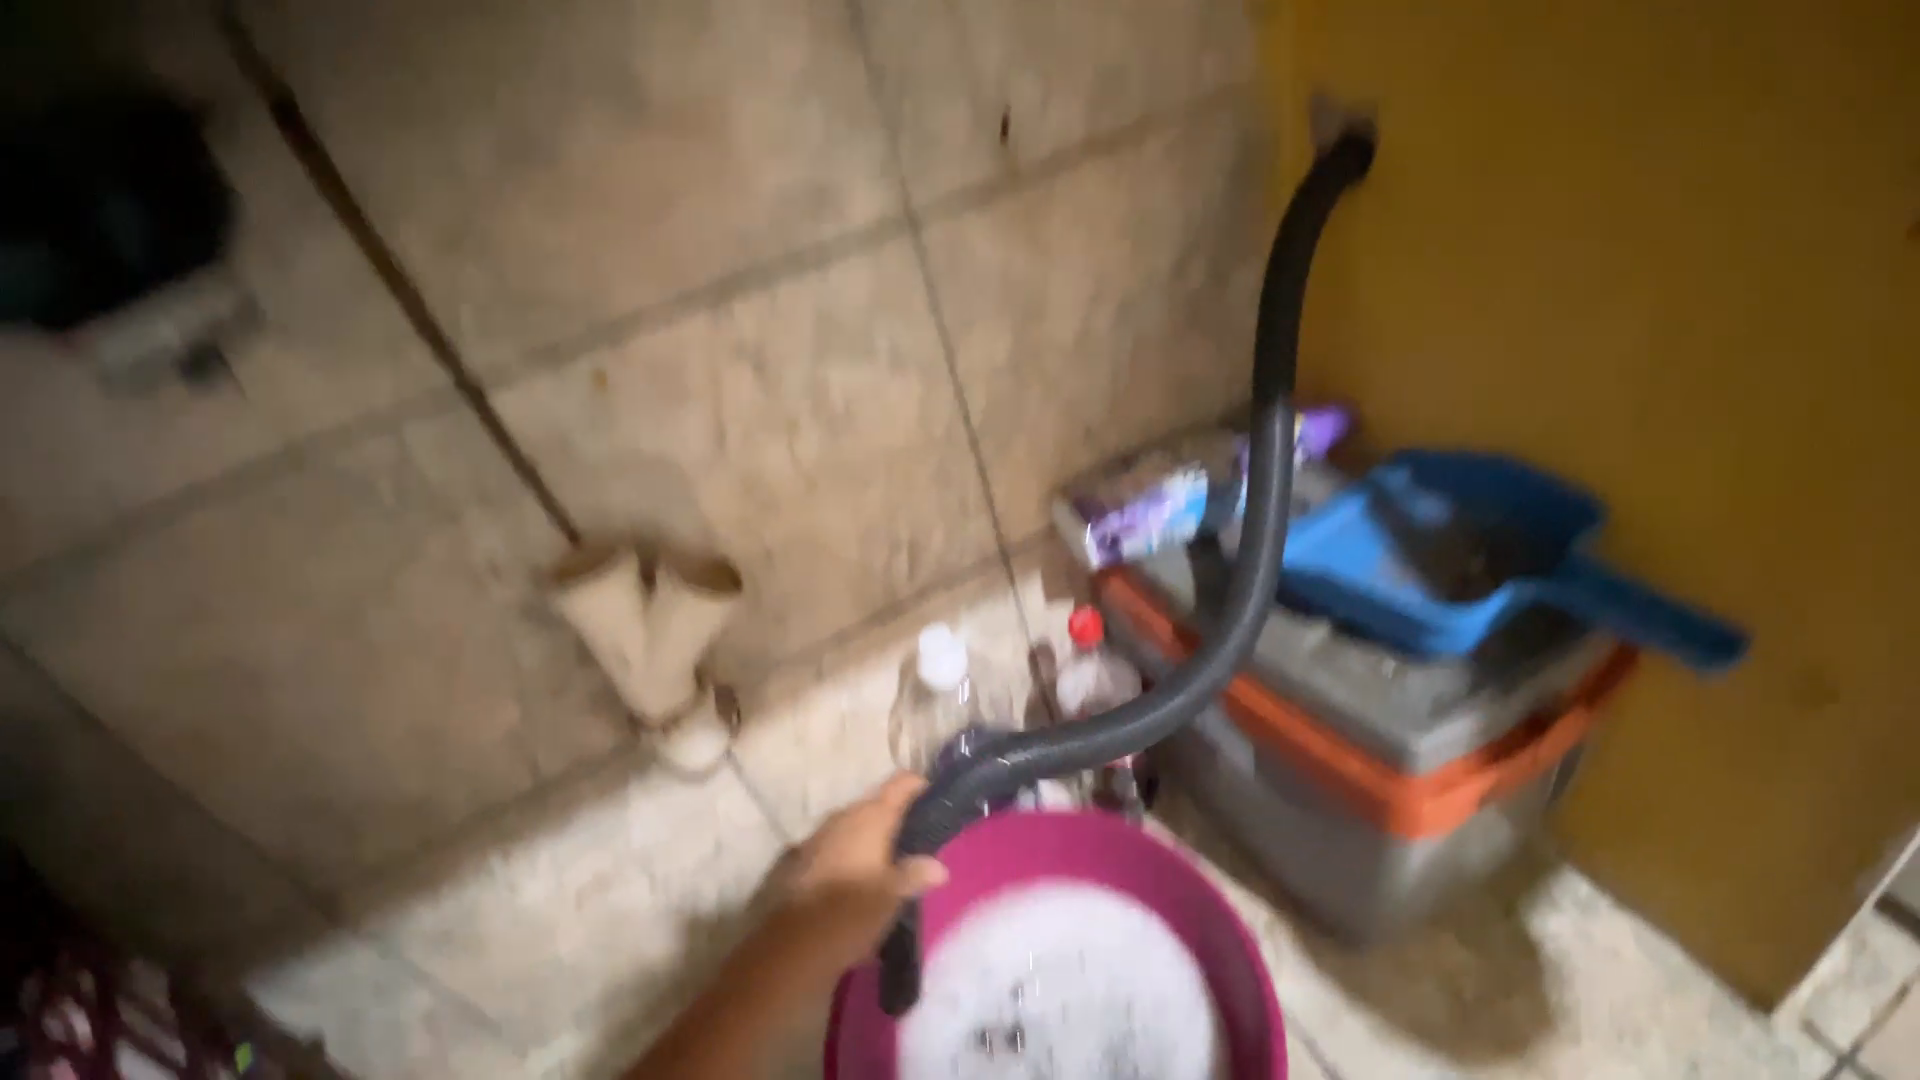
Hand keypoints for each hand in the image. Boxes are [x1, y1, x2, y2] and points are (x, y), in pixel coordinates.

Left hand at [775, 772, 948, 952]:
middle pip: (876, 804)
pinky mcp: (802, 856)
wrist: (792, 942)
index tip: (933, 797)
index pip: (901, 783)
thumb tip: (939, 868)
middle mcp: (844, 816)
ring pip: (853, 824)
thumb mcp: (892, 896)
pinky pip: (836, 843)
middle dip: (894, 817)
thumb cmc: (852, 912)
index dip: (918, 785)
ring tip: (888, 861)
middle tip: (914, 839)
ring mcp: (820, 834)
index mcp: (871, 817)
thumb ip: (915, 875)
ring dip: (870, 836)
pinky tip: (857, 877)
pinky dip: (850, 852)